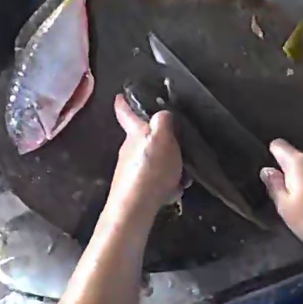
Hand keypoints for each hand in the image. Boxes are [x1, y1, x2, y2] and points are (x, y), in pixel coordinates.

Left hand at [108, 94, 181, 222]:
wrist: (134, 208)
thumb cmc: (149, 168)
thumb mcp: (162, 138)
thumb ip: (164, 122)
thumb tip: (162, 113)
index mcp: (133, 133)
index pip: (125, 112)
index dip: (123, 103)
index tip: (120, 95)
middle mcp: (127, 150)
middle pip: (140, 138)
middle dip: (155, 138)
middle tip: (175, 139)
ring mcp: (129, 170)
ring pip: (149, 160)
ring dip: (164, 163)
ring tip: (182, 172)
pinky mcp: (133, 189)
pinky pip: (152, 180)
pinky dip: (164, 182)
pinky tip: (174, 190)